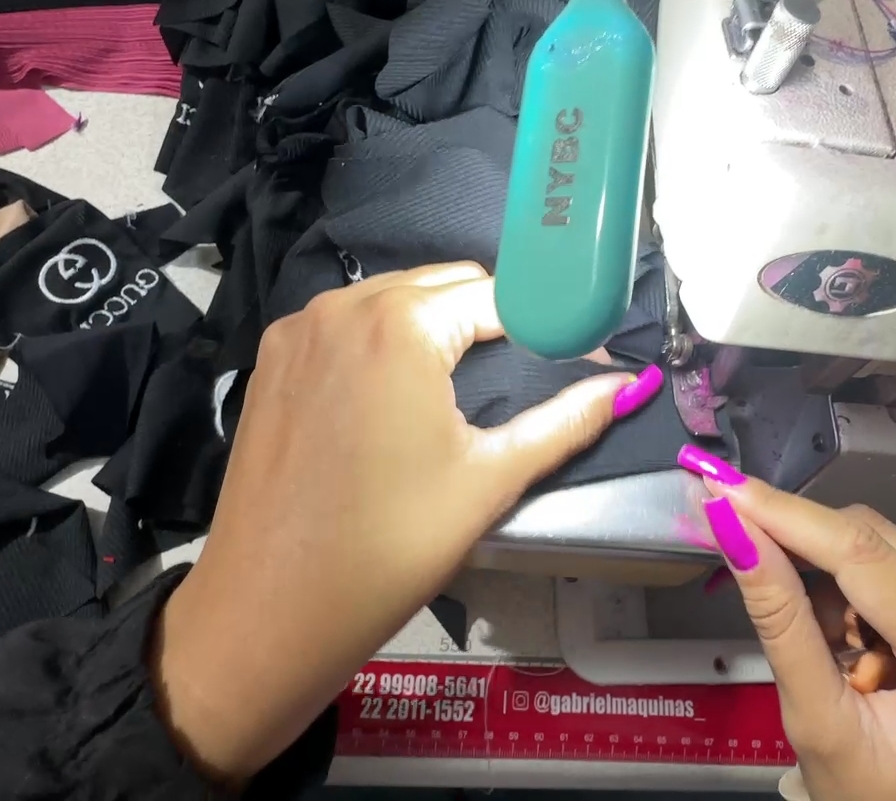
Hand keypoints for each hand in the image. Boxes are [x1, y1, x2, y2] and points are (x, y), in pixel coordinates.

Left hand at [151, 262, 658, 779]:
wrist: (269, 610)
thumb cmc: (390, 546)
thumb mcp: (489, 479)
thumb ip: (566, 421)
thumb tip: (625, 386)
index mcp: (403, 325)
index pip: (498, 295)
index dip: (542, 322)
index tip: (569, 351)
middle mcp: (345, 304)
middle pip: (444, 285)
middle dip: (489, 317)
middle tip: (516, 371)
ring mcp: (300, 327)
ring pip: (394, 297)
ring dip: (436, 322)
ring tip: (458, 382)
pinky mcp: (272, 354)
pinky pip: (347, 321)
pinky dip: (382, 336)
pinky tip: (392, 390)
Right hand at [681, 452, 895, 800]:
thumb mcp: (817, 722)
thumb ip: (779, 619)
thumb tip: (733, 529)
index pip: (865, 558)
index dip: (787, 514)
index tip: (723, 487)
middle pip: (880, 541)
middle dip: (802, 538)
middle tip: (739, 538)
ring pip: (891, 549)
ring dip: (829, 569)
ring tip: (813, 639)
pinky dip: (856, 589)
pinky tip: (842, 640)